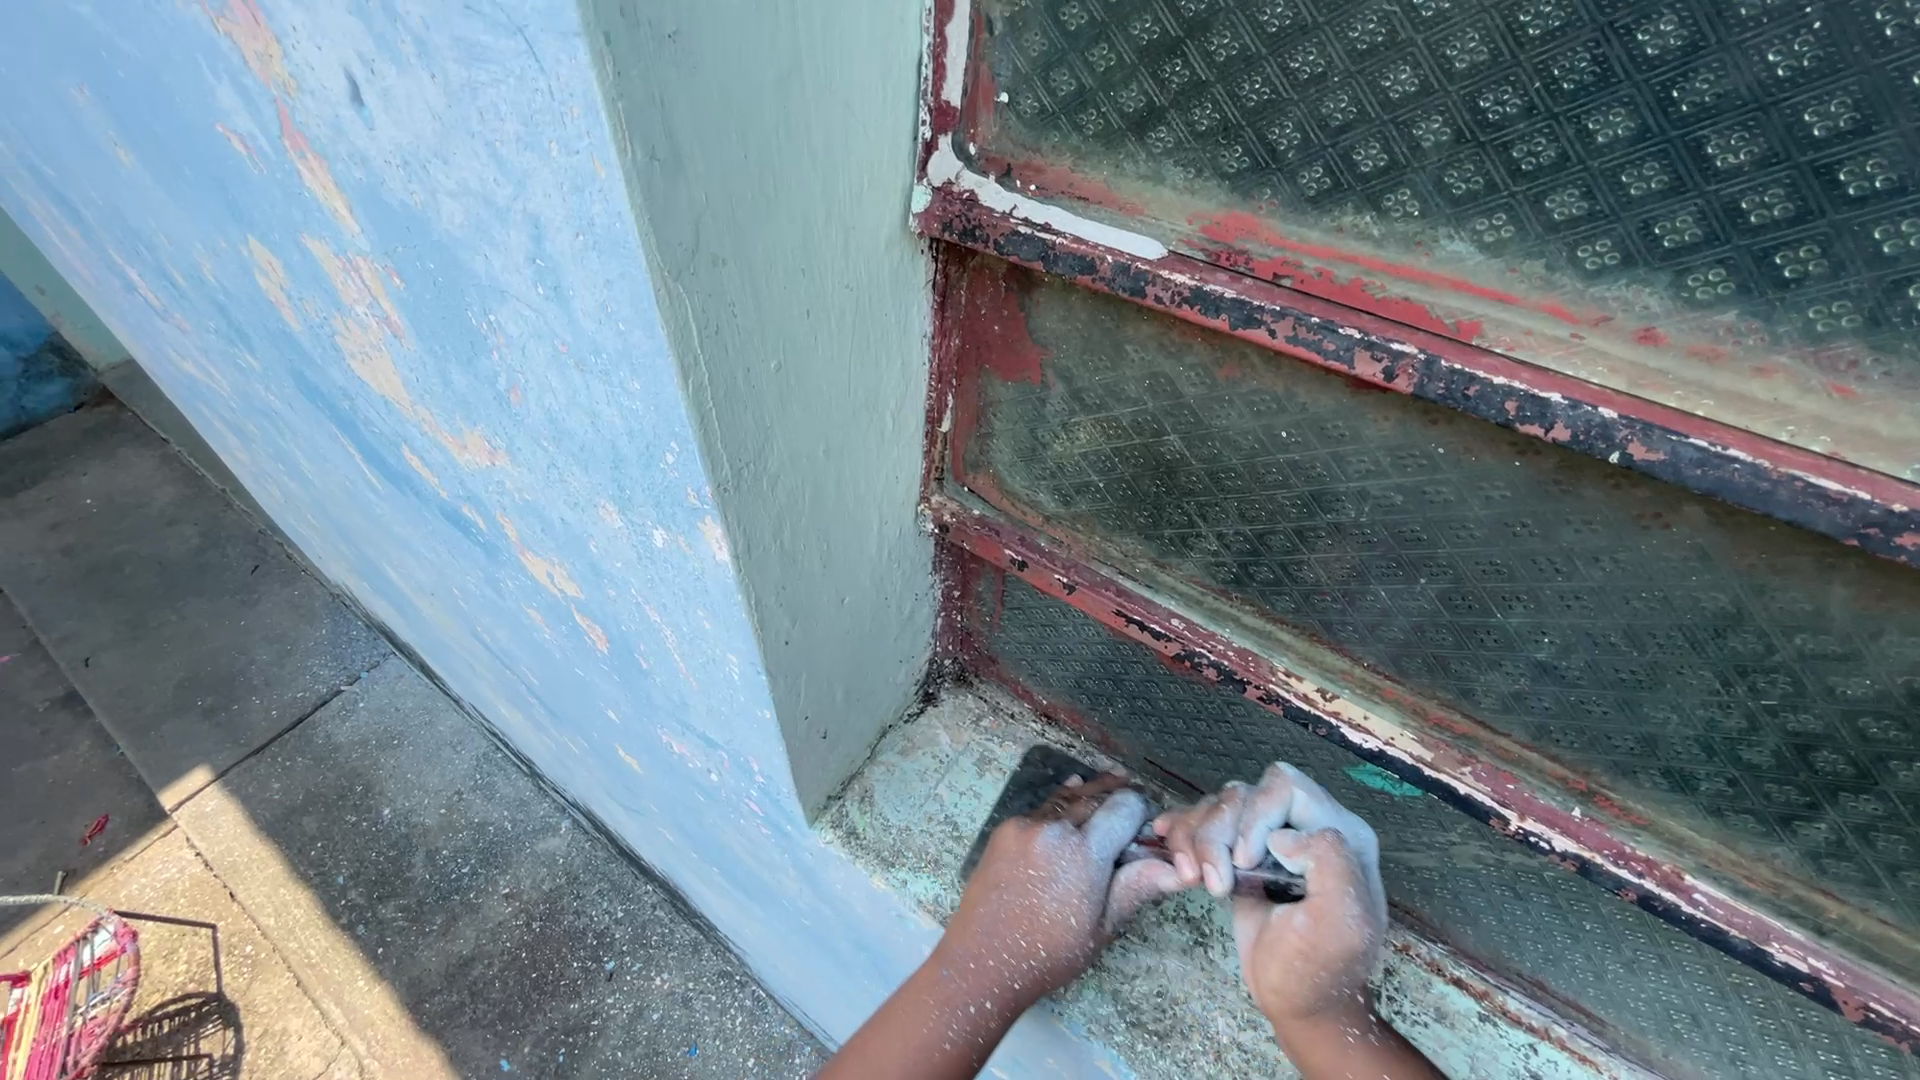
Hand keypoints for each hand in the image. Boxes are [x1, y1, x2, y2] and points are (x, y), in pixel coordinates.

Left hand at [938, 772, 1182, 1011]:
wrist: (983, 958)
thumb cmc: (1049, 952)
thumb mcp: (1103, 927)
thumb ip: (1138, 887)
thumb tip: (1182, 870)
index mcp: (1085, 853)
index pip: (1125, 806)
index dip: (1141, 810)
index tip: (1148, 822)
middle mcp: (1056, 829)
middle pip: (1096, 796)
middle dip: (1118, 795)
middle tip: (1134, 795)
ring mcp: (1026, 824)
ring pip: (1068, 797)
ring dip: (1091, 791)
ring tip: (1113, 779)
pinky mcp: (1006, 827)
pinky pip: (1043, 807)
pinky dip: (1063, 802)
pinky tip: (1074, 795)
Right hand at [1155, 762, 1386, 1033]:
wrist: (1295, 1002)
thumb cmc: (1318, 968)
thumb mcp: (1339, 924)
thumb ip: (1330, 863)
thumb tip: (1282, 835)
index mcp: (1337, 832)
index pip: (1285, 787)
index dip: (1256, 816)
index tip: (1246, 864)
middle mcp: (1299, 824)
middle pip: (1241, 793)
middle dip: (1217, 834)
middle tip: (1215, 883)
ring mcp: (1263, 835)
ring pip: (1215, 806)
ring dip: (1196, 840)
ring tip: (1194, 880)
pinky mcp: (1234, 850)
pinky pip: (1198, 820)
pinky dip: (1179, 833)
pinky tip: (1169, 848)